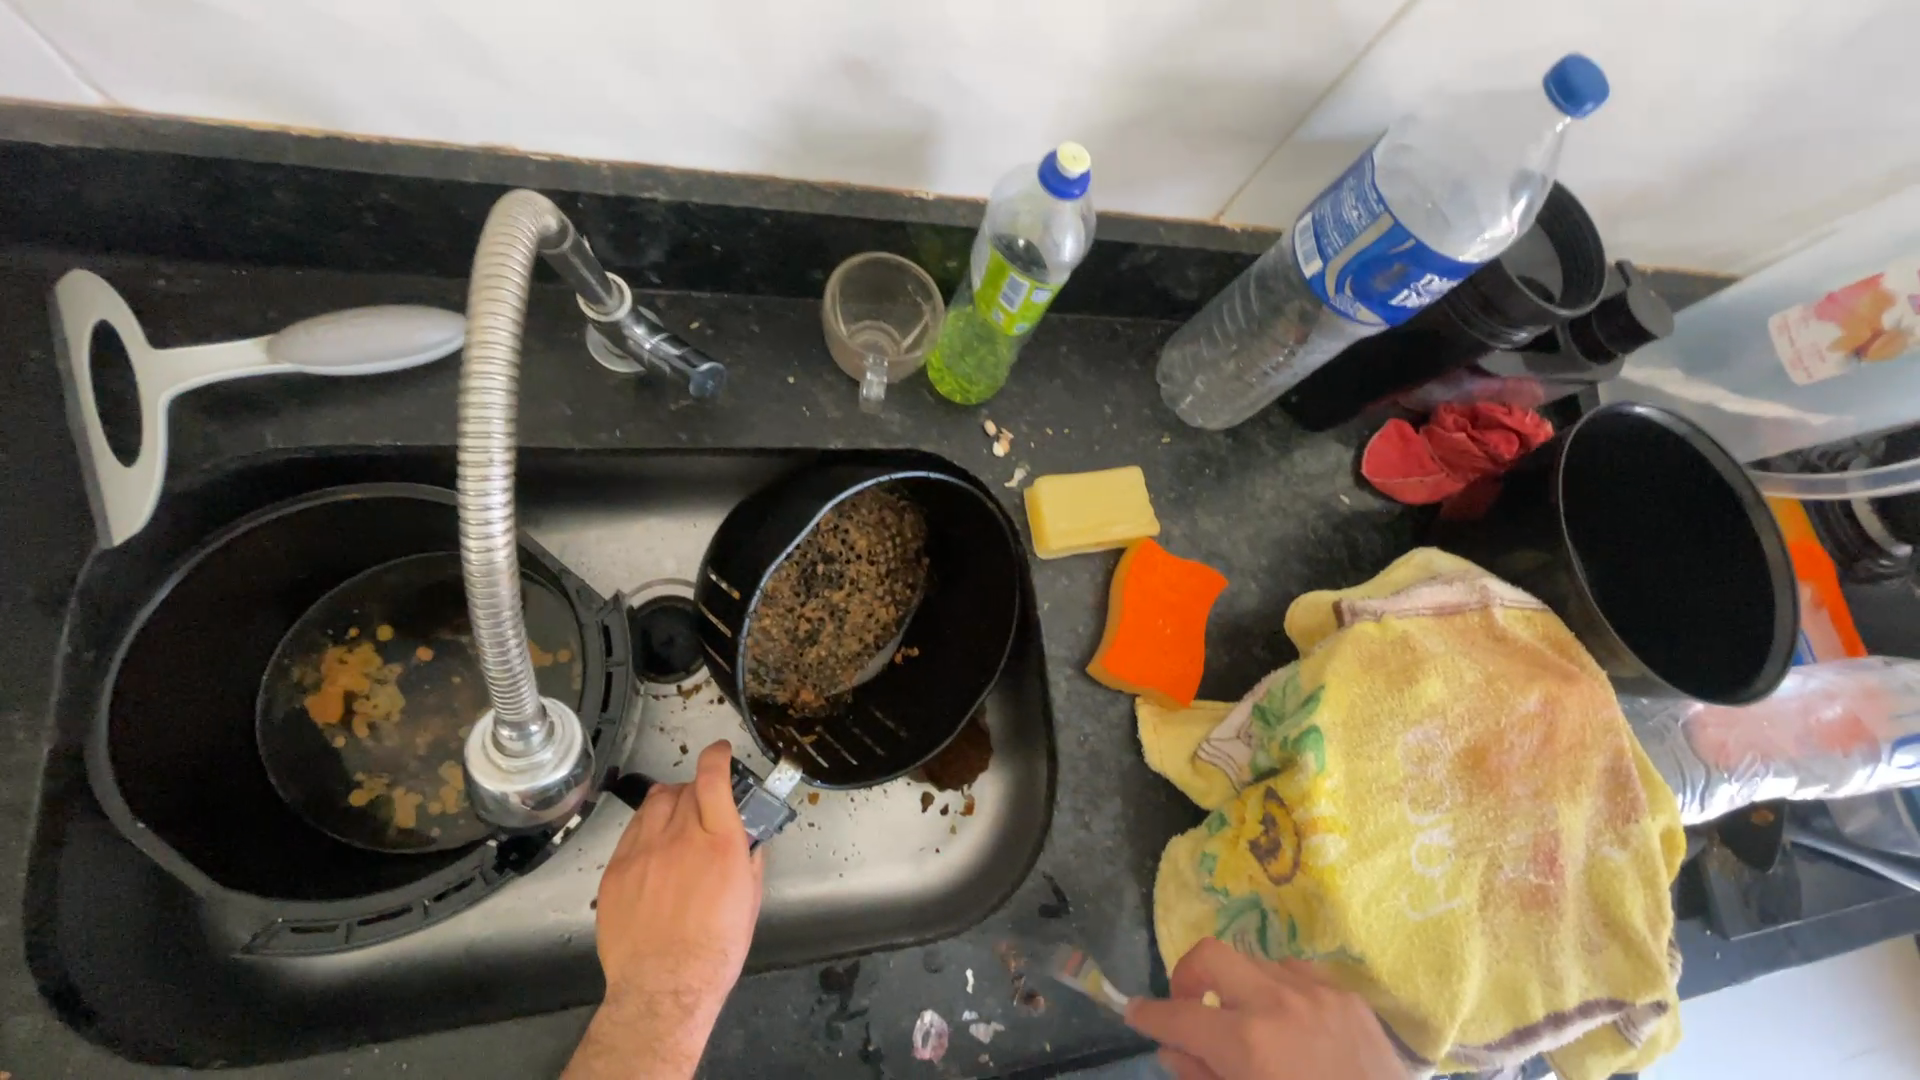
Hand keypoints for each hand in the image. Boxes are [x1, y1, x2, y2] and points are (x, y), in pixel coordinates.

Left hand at [563, 740, 764, 1079]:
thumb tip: (746, 839)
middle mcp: (680, 836)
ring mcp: (642, 852)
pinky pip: (631, 832)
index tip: (720, 751)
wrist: (665, 987)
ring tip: (674, 823)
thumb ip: (748, 858)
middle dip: (696, 790)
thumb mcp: (750, 897)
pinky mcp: (615, 871)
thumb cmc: (717, 947)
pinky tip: (653, 852)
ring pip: (654, 803)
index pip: (713, 777)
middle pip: (684, 787)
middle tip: (703, 808)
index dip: (716, 756)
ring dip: (669, 803)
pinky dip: (645, 831)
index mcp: (720, 841)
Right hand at [1125, 938, 1403, 1079]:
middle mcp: (1277, 1002)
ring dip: (1240, 987)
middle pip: (1211, 954)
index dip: (1150, 1014)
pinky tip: (1291, 1024)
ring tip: (1248, 1023)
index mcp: (1248, 1043)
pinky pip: (1298, 974)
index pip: (1179, 1015)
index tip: (1135, 1013)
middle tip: (1189, 1006)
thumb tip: (1173, 1050)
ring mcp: (1318, 993)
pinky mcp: (1349, 997)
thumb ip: (1204, 1078)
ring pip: (1256, 962)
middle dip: (1189, 976)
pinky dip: (1281, 990)